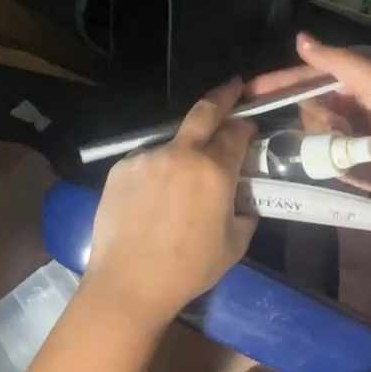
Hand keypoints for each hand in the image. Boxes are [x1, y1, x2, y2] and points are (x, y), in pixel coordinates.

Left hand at [83, 78, 259, 321]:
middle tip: (233, 88)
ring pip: (173, 143)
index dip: (246, 126)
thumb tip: (243, 201)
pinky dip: (157, 171)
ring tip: (182, 181)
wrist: (129, 283)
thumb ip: (244, 213)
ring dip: (184, 151)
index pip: (236, 132)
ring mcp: (147, 158)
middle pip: (204, 112)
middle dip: (223, 96)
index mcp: (215, 171)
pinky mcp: (120, 169)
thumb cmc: (189, 269)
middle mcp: (181, 154)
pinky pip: (147, 162)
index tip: (250, 128)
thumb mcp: (234, 244)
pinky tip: (154, 198)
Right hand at [250, 33, 370, 201]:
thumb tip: (299, 40)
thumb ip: (337, 61)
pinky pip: (313, 154)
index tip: (249, 91)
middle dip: (315, 115)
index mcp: (348, 82)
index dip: (278, 82)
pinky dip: (320, 154)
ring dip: (325, 136)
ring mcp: (336, 135)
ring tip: (354, 144)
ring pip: (307, 131)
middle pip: (303, 105)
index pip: (305, 78)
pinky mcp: (336, 161)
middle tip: (341, 127)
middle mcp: (339, 106)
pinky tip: (340, 157)